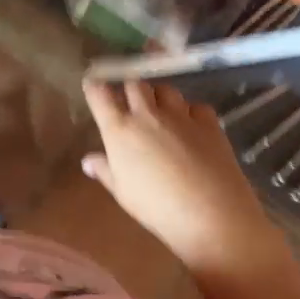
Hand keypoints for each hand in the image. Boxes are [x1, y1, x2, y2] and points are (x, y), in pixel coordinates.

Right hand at [81, 81, 290, 273]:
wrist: (211, 214)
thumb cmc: (156, 207)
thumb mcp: (122, 192)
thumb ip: (105, 171)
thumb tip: (87, 161)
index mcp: (120, 129)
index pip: (100, 95)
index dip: (94, 87)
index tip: (92, 86)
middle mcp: (148, 114)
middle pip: (135, 84)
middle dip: (129, 88)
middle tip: (129, 101)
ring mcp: (181, 116)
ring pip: (165, 89)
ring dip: (158, 96)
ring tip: (159, 110)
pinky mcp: (209, 124)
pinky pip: (196, 106)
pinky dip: (190, 111)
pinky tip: (191, 125)